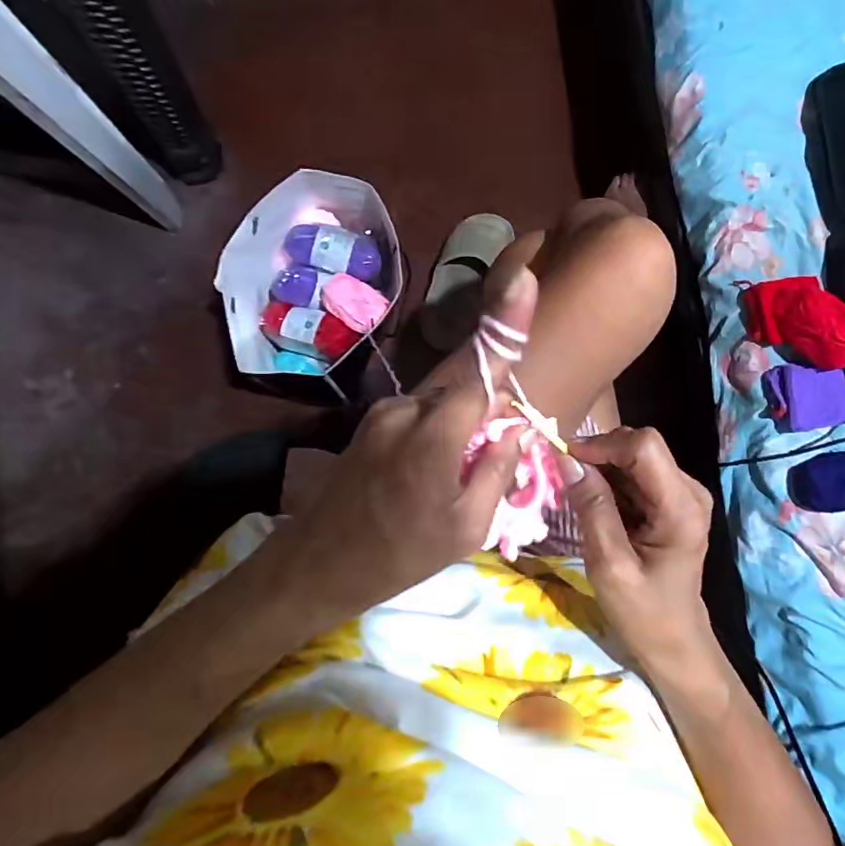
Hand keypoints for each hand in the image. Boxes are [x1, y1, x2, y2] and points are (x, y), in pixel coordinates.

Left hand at [274, 268, 537, 615]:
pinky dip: (434, 429)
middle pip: (462, 389)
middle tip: (490, 456)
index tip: (523, 281)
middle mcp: (406, 410)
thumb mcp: (468, 527)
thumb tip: (515, 428)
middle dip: (483, 411)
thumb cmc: (403, 553)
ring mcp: (382, 413)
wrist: (321, 563)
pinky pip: (418, 413)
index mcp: (434, 436)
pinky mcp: (369, 421)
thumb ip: (498, 470)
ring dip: (456, 425)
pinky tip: (425, 472)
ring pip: (440, 402)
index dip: (505, 337)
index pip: (481, 375)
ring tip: (450, 476)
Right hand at [565, 427, 719, 671]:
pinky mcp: (670, 501)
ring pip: (635, 456)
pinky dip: (609, 479)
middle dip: (599, 453)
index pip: (644, 446)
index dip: (603, 444)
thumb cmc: (643, 613)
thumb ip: (591, 509)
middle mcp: (689, 491)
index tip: (566, 459)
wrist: (674, 643)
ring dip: (601, 466)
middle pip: (640, 445)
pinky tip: (591, 500)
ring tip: (574, 489)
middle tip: (564, 474)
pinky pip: (635, 473)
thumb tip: (567, 460)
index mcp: (681, 507)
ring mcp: (682, 494)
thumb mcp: (609, 566)